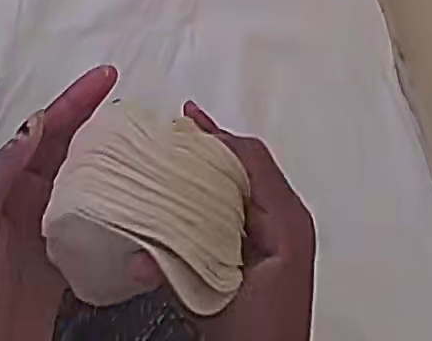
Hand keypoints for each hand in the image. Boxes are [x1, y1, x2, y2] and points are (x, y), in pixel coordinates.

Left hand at [0, 64, 119, 340]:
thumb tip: (30, 127)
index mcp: (3, 183)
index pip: (42, 129)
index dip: (72, 101)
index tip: (100, 79)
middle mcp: (28, 194)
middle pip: (67, 141)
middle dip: (93, 111)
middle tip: (121, 89)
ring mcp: (50, 220)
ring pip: (84, 170)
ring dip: (106, 147)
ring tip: (132, 127)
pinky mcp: (68, 249)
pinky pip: (95, 210)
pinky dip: (113, 193)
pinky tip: (131, 183)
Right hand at [184, 102, 315, 340]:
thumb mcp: (218, 304)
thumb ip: (179, 273)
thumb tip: (142, 254)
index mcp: (287, 223)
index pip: (252, 158)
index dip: (218, 139)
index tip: (187, 129)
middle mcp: (289, 219)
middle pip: (248, 161)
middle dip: (212, 143)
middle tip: (180, 126)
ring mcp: (281, 229)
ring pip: (244, 177)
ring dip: (213, 160)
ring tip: (183, 142)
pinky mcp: (269, 241)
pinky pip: (242, 197)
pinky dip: (218, 183)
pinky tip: (194, 179)